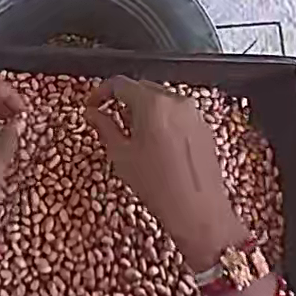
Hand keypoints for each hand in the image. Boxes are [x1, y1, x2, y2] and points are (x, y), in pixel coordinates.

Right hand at [82, 77, 247, 270]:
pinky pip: (177, 113)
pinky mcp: (203, 126)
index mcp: (152, 103)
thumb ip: (104, 126)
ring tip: (134, 137)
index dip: (101, 92)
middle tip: (110, 121)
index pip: (120, 84)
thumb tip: (92, 113)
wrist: (198, 211)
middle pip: (142, 88)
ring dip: (143, 110)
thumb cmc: (156, 185)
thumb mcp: (121, 155)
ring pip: (161, 100)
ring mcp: (193, 112)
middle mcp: (175, 100)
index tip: (93, 105)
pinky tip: (156, 145)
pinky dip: (162, 119)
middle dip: (123, 100)